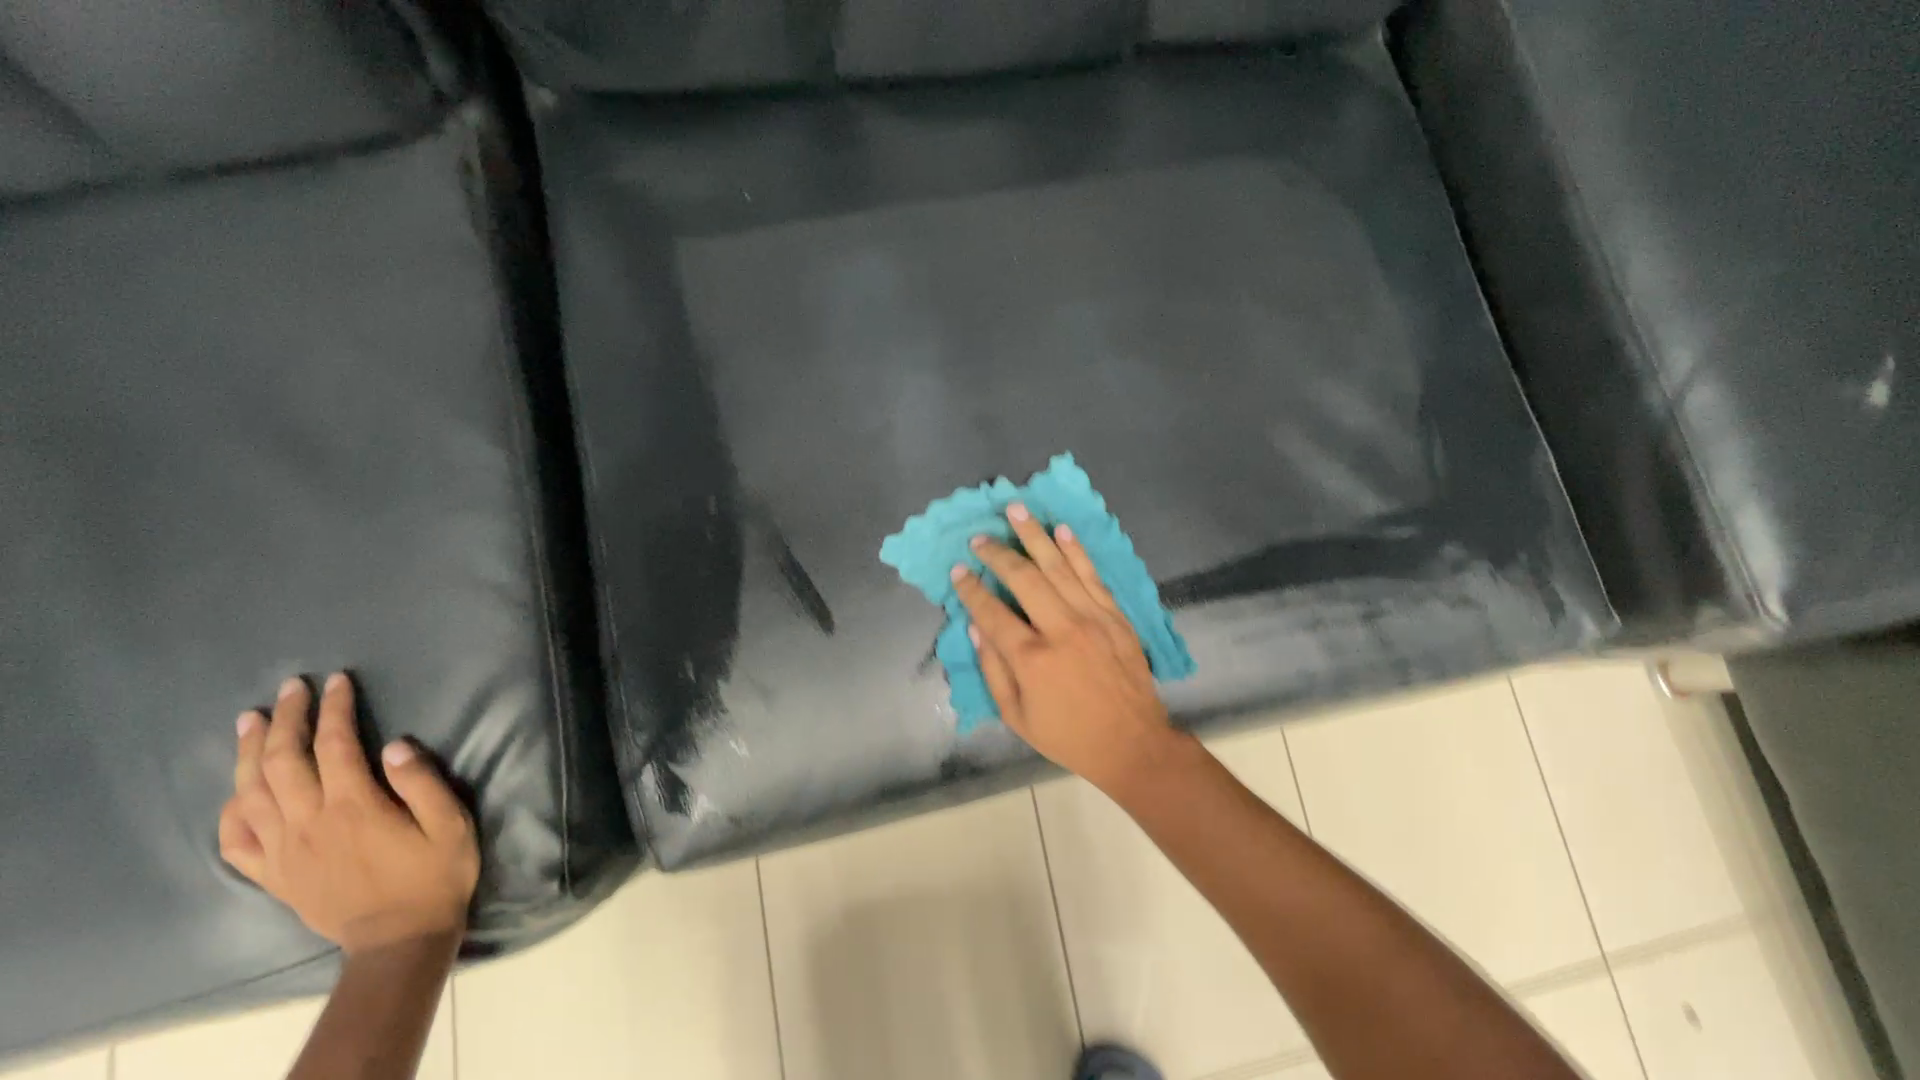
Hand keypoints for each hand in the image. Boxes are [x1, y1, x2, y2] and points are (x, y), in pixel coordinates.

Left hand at [218, 674, 479, 954]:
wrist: (399, 941)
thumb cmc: (434, 878)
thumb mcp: (450, 825)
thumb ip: (423, 783)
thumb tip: (395, 745)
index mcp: (354, 806)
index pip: (335, 744)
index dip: (334, 709)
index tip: (337, 681)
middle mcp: (309, 822)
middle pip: (284, 761)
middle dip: (286, 718)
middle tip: (291, 687)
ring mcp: (284, 851)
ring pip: (251, 793)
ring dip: (248, 753)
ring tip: (250, 722)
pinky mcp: (274, 876)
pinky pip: (237, 841)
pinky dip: (230, 812)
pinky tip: (237, 793)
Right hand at [951, 503, 1188, 793]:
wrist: (1132, 742)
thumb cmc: (1068, 736)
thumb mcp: (1017, 716)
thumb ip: (993, 670)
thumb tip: (976, 627)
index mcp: (1032, 659)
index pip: (992, 612)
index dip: (971, 589)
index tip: (958, 571)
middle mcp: (1061, 629)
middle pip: (1024, 578)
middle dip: (998, 554)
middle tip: (980, 538)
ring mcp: (1093, 618)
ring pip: (1059, 566)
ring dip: (1034, 536)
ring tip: (1016, 510)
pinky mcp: (1115, 616)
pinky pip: (1092, 575)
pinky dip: (1076, 551)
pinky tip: (1061, 530)